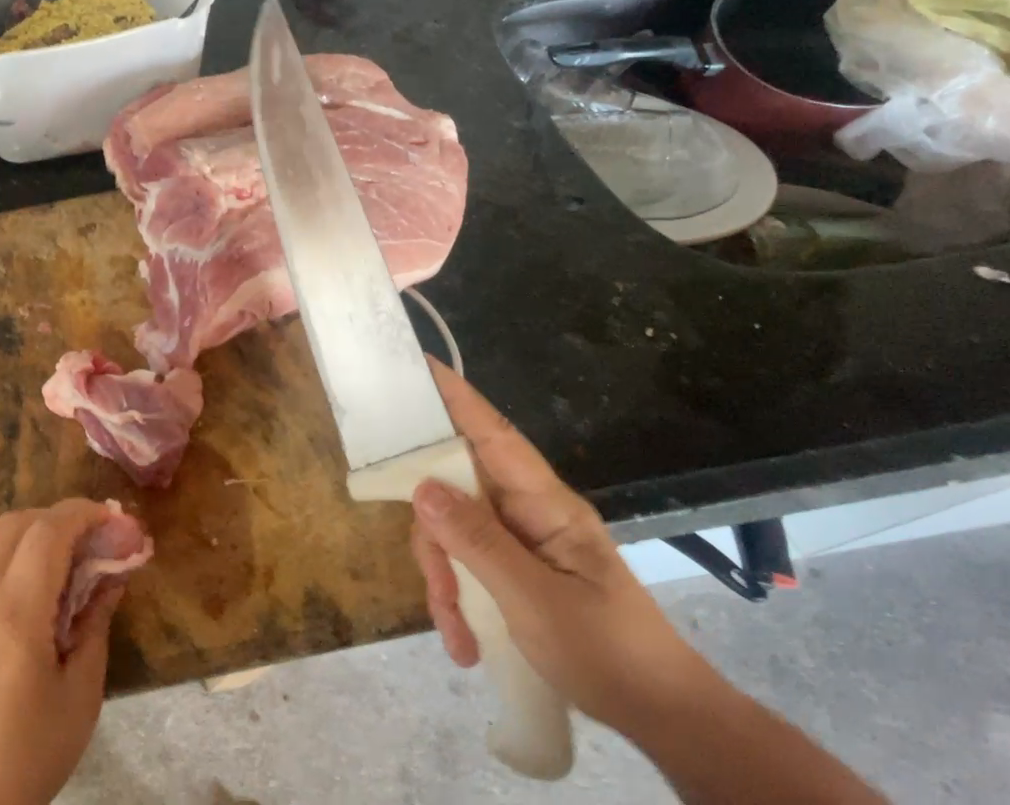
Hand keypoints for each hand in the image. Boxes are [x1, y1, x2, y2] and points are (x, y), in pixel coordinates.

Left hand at [0, 499, 122, 804]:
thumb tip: (112, 575)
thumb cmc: (28, 751)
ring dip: (26, 533)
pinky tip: (17, 581)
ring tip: (57, 559)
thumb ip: (95, 623)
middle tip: (91, 540)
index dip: (83, 514)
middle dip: (58, 519)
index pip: (48, 532)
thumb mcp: (79, 692)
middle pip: (16, 523)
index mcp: (14, 611)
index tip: (111, 519)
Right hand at [409, 361, 721, 731]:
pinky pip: (466, 567)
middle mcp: (529, 513)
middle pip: (454, 495)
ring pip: (453, 536)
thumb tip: (421, 487)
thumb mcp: (534, 599)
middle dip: (436, 544)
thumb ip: (476, 541)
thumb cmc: (608, 652)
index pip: (493, 436)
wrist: (662, 714)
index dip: (455, 400)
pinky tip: (467, 642)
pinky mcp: (514, 571)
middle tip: (438, 593)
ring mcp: (521, 542)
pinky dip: (459, 603)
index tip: (418, 366)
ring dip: (446, 584)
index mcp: (546, 505)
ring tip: (459, 636)